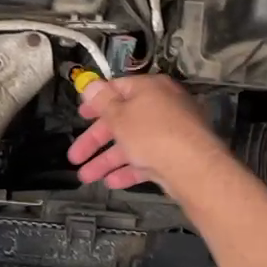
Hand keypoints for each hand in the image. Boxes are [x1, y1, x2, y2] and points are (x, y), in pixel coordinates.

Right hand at [67, 74, 228, 196]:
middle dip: (95, 142)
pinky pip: (144, 160)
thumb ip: (102, 102)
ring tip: (86, 177)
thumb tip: (91, 84)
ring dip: (106, 161)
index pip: (117, 90)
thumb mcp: (119, 115)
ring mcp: (168, 133)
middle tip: (75, 156)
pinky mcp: (172, 155)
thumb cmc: (151, 133)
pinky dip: (127, 170)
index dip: (96, 103)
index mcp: (149, 89)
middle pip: (121, 122)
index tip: (80, 114)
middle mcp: (160, 107)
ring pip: (130, 145)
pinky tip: (111, 182)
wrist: (191, 166)